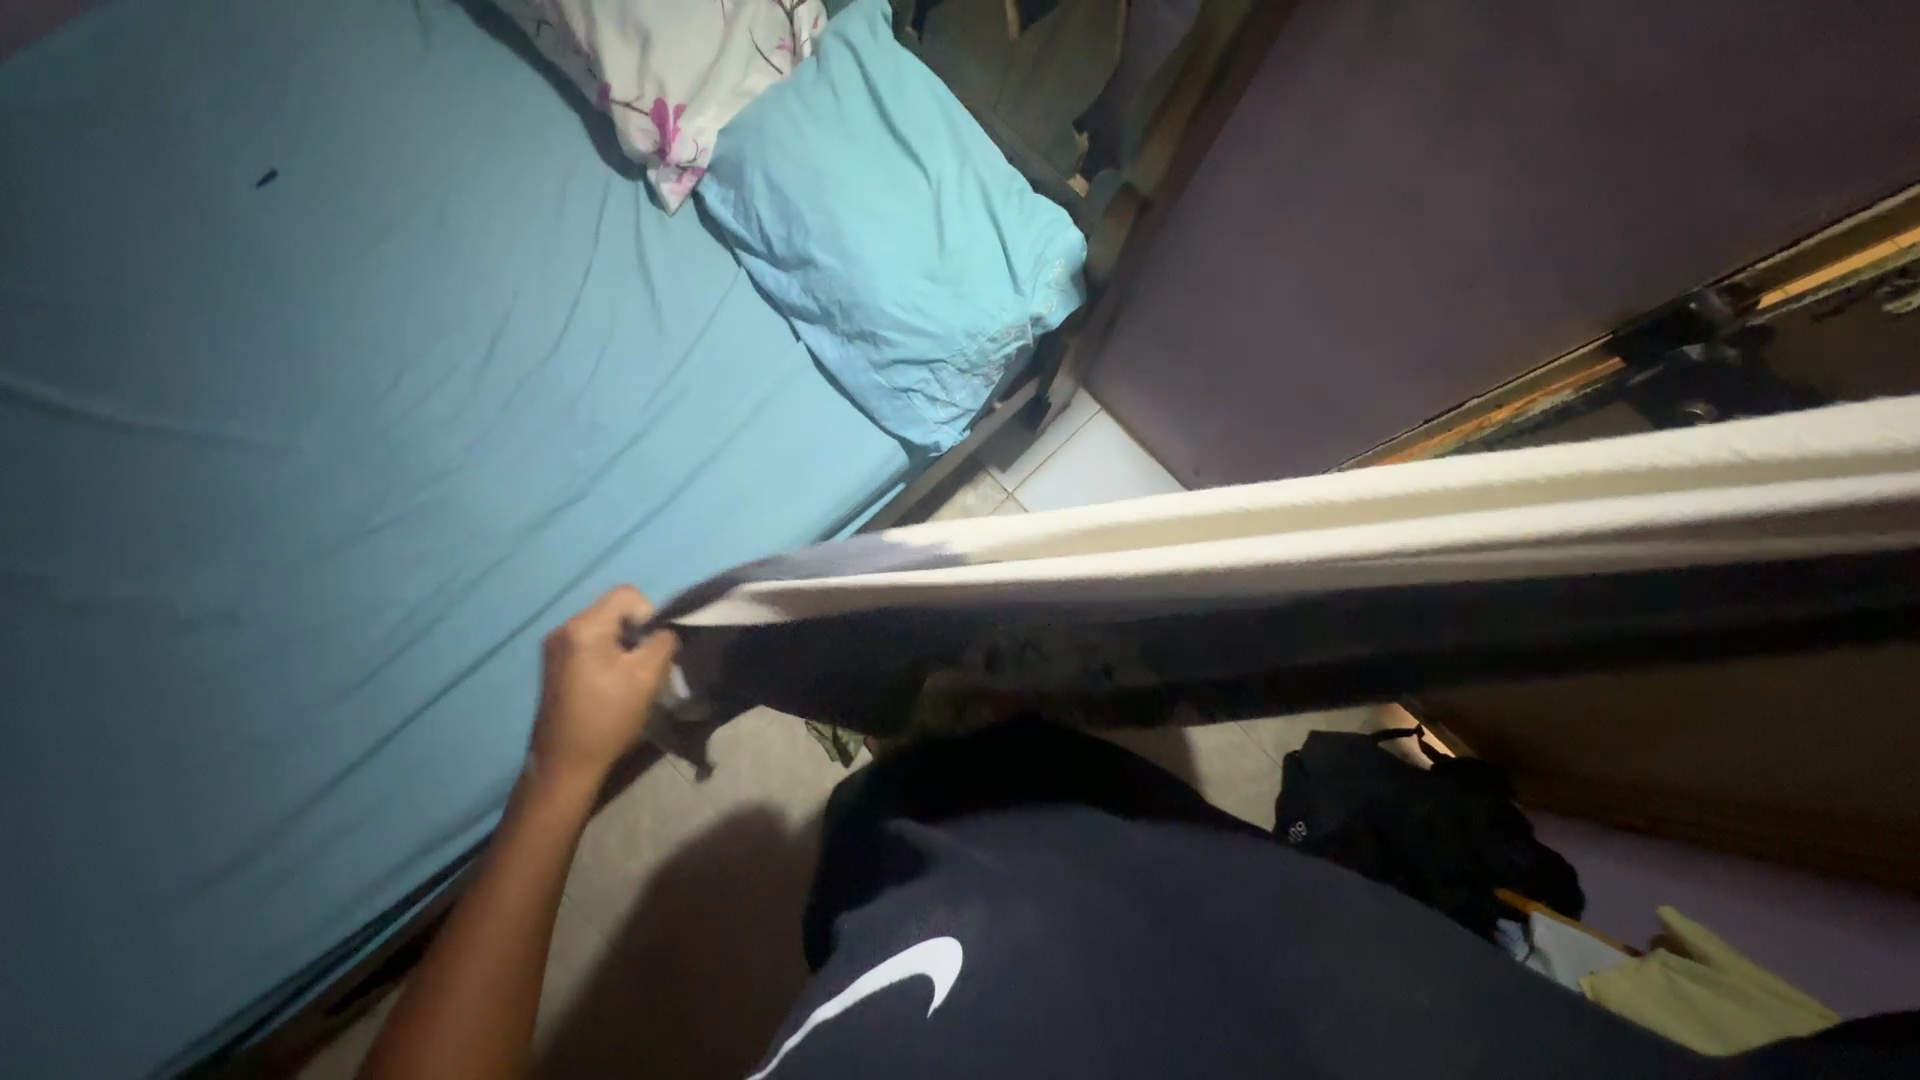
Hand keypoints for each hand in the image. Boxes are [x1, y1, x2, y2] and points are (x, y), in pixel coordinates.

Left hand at [530, 585, 678, 790]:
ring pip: (603, 627)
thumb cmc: (608, 718)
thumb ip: (663, 642)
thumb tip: (665, 631)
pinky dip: (607, 655)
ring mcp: (554, 648)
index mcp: (583, 627)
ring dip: (623, 645)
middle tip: (644, 666)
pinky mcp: (553, 665)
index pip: (628, 594)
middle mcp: (563, 628)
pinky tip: (610, 685)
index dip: (650, 615)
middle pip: (613, 610)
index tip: (653, 648)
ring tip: (629, 678)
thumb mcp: (647, 676)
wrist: (565, 764)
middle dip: (636, 632)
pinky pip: (589, 644)